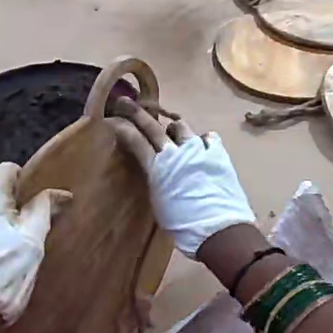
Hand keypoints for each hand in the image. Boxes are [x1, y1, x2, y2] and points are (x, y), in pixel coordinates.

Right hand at [107, 98, 255, 257]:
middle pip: (153, 127)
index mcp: (157, 168)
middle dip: (137, 114)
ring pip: (181, 127)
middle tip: (127, 103)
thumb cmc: (183, 226)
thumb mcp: (160, 203)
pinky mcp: (217, 153)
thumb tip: (157, 172)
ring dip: (174, 128)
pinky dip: (202, 141)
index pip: (135, 141)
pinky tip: (203, 145)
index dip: (123, 129)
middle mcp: (175, 153)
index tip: (114, 120)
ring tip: (173, 132)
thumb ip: (157, 180)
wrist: (218, 229)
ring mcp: (197, 149)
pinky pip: (208, 138)